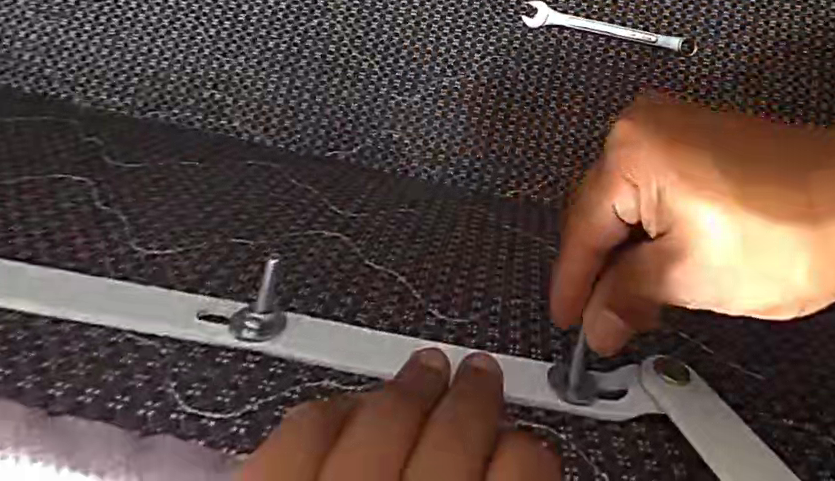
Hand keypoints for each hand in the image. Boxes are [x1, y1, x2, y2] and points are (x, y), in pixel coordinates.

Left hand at [240, 348, 559, 480]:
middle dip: (477, 395)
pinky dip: (329, 411)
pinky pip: (300, 436)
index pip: (525, 471)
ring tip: (429, 365)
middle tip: (484, 372)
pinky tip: (348, 405)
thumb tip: (525, 465)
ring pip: (384, 420)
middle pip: (457, 433)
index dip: (533, 451)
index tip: (531, 445)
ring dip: (412, 385)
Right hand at [550, 93, 834, 354]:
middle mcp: (645, 121)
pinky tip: (664, 263)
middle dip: (604, 266)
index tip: (567, 323)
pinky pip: (659, 182)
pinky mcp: (701, 132)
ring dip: (632, 249)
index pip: (585, 224)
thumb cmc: (782, 237)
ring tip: (637, 303)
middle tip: (604, 323)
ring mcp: (675, 121)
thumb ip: (628, 296)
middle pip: (605, 205)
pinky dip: (658, 225)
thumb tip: (595, 321)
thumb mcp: (691, 277)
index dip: (573, 282)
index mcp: (632, 147)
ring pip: (633, 196)